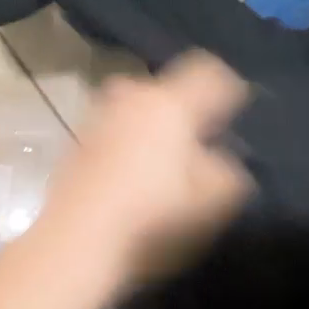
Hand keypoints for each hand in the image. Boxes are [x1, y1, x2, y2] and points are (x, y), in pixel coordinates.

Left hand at [35, 51, 255, 284]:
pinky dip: (128, 141)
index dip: (228, 89)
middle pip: (170, 90)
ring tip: (162, 166)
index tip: (232, 119)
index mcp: (171, 101)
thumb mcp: (214, 202)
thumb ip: (229, 170)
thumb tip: (223, 157)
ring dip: (153, 127)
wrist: (77, 237)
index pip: (209, 71)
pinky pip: (116, 126)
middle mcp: (133, 93)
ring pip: (139, 106)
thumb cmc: (152, 216)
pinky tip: (131, 177)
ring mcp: (101, 110)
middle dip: (186, 113)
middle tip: (198, 149)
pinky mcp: (79, 134)